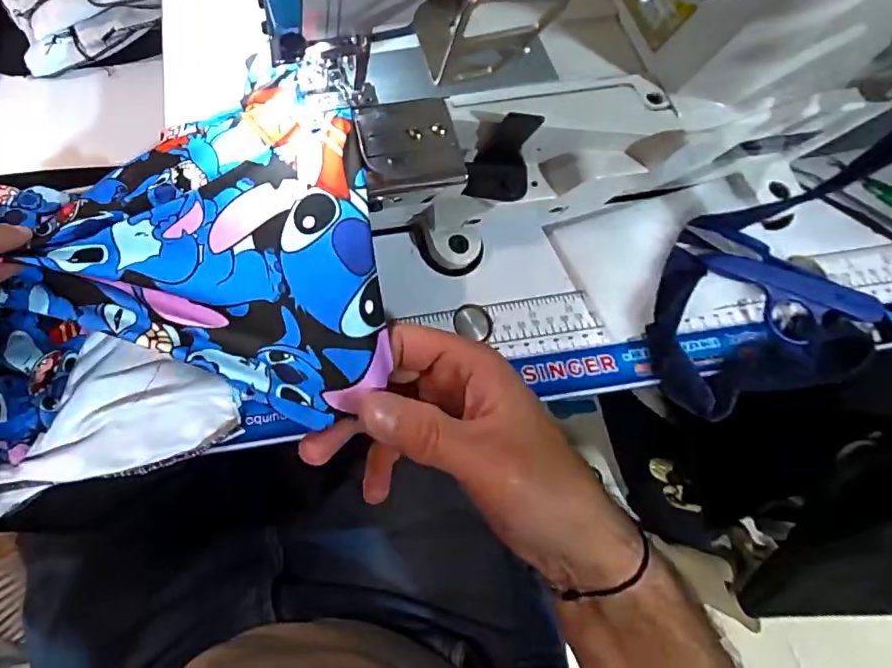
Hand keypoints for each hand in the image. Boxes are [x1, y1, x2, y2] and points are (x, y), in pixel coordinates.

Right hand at [299, 323, 642, 590]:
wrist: (580, 550)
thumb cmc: (541, 490)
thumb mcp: (478, 458)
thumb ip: (420, 429)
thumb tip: (361, 403)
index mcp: (469, 365)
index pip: (405, 341)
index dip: (363, 355)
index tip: (322, 377)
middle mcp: (456, 379)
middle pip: (391, 374)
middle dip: (352, 400)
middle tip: (311, 422)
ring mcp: (451, 410)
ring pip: (393, 406)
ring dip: (360, 431)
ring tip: (318, 454)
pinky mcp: (449, 441)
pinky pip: (406, 436)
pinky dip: (386, 457)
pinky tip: (374, 487)